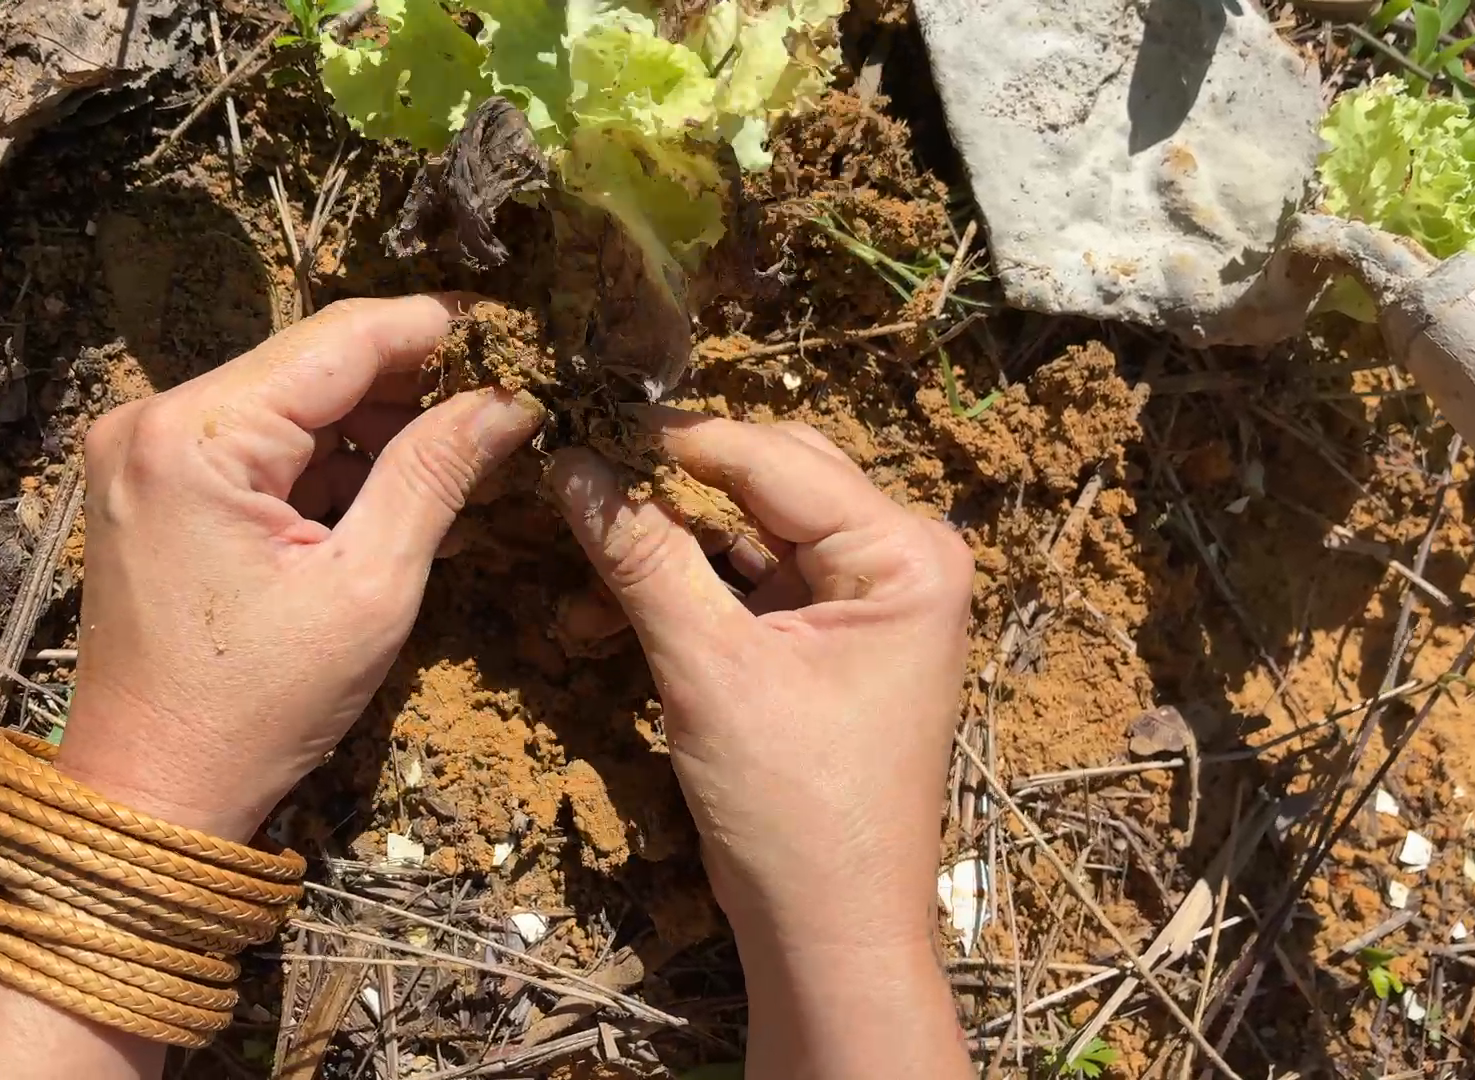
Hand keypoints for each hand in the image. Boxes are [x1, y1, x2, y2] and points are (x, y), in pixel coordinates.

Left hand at [53, 296, 541, 842]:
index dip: (432, 325)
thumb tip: (509, 402)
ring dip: (377, 425)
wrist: (154, 794)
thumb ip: (435, 473)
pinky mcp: (159, 485)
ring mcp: (149, 451)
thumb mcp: (370, 586)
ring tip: (460, 452)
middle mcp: (156, 419)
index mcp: (198, 436)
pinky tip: (395, 488)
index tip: (504, 325)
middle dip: (411, 381)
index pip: (339, 338)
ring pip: (294, 404)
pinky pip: (266, 448)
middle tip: (497, 399)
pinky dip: (334, 462)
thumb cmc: (263, 705)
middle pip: (314, 366)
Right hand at [548, 407, 973, 1076]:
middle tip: (585, 477)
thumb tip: (573, 465)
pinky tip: (613, 604)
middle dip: (669, 488)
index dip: (674, 440)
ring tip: (588, 553)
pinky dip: (682, 585)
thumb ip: (641, 555)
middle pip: (763, 480)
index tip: (590, 422)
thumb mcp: (706, 668)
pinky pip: (744, 576)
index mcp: (901, 552)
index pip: (771, 457)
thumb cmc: (788, 806)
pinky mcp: (823, 629)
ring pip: (745, 527)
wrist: (825, 929)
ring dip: (665, 542)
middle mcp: (895, 556)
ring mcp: (860, 594)